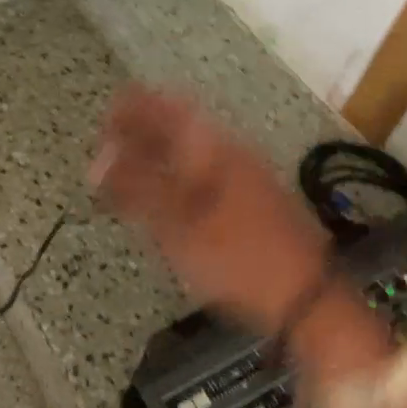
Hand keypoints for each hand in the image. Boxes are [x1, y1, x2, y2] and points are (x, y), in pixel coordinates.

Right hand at [92, 86, 330, 331]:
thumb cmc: (237, 257)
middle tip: (106, 147)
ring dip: (156, 155)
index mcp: (213, 148)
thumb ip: (135, 187)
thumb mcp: (176, 225)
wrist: (308, 301)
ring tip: (124, 173)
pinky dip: (174, 176)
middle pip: (179, 128)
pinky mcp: (251, 203)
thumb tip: (98, 159)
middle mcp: (230, 153)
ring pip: (191, 152)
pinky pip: (202, 173)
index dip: (133, 106)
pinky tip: (160, 199)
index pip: (166, 107)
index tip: (104, 115)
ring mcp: (245, 177)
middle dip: (140, 132)